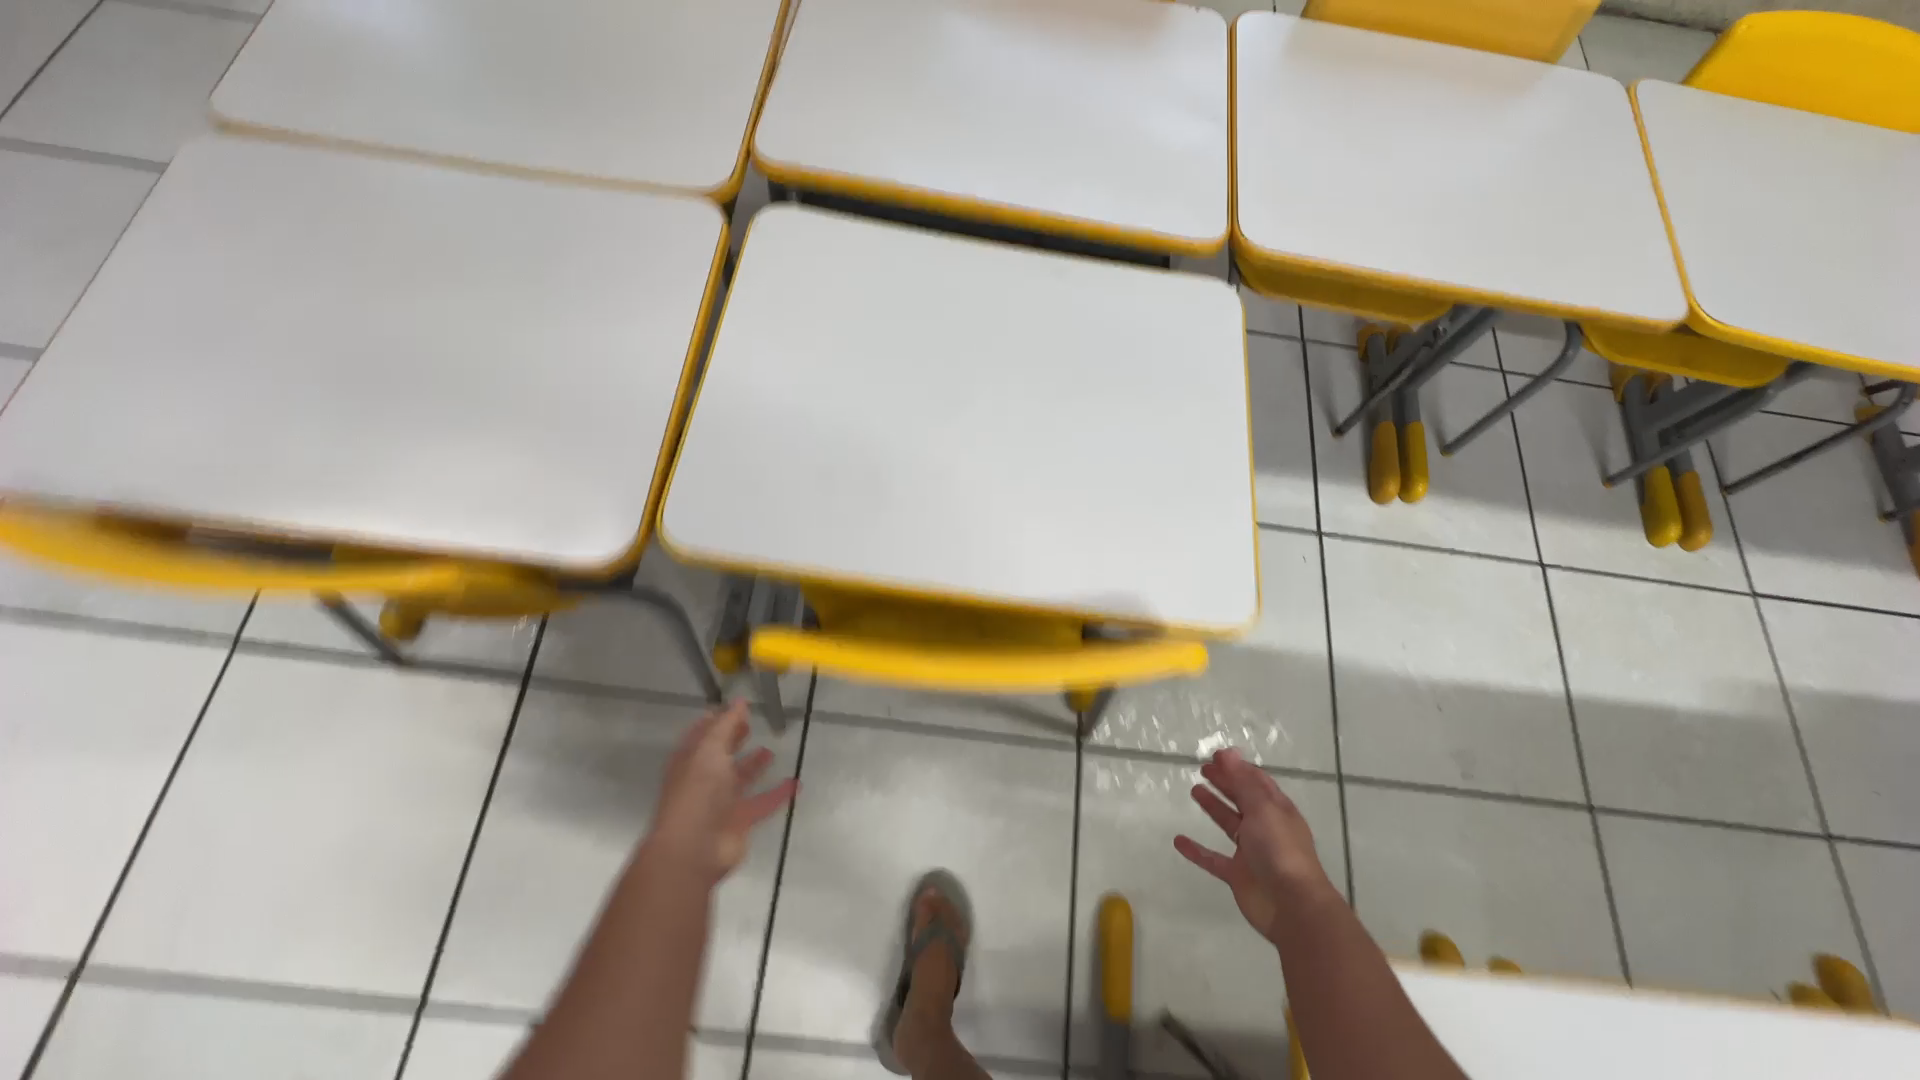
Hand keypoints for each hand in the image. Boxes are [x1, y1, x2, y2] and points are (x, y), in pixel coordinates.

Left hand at [645, 701, 797, 883]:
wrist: (694, 849)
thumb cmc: (696, 794)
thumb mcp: (709, 751)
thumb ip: (725, 726)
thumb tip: (739, 702)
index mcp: (689, 762)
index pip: (700, 736)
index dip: (714, 722)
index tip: (732, 708)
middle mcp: (703, 781)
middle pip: (720, 756)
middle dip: (732, 740)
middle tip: (749, 724)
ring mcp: (721, 803)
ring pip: (739, 780)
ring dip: (753, 766)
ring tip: (769, 751)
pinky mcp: (740, 822)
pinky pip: (763, 803)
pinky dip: (778, 794)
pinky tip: (796, 783)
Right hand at [1174, 749, 1334, 943]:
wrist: (1292, 905)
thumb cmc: (1280, 850)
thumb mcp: (1262, 809)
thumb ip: (1243, 782)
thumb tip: (1228, 752)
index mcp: (1277, 810)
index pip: (1257, 782)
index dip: (1238, 768)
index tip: (1217, 756)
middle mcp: (1265, 828)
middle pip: (1242, 799)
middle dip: (1226, 782)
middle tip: (1203, 769)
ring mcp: (1251, 852)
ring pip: (1229, 825)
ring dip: (1214, 807)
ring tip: (1195, 791)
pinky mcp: (1238, 875)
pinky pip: (1213, 859)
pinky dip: (1197, 851)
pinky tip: (1178, 841)